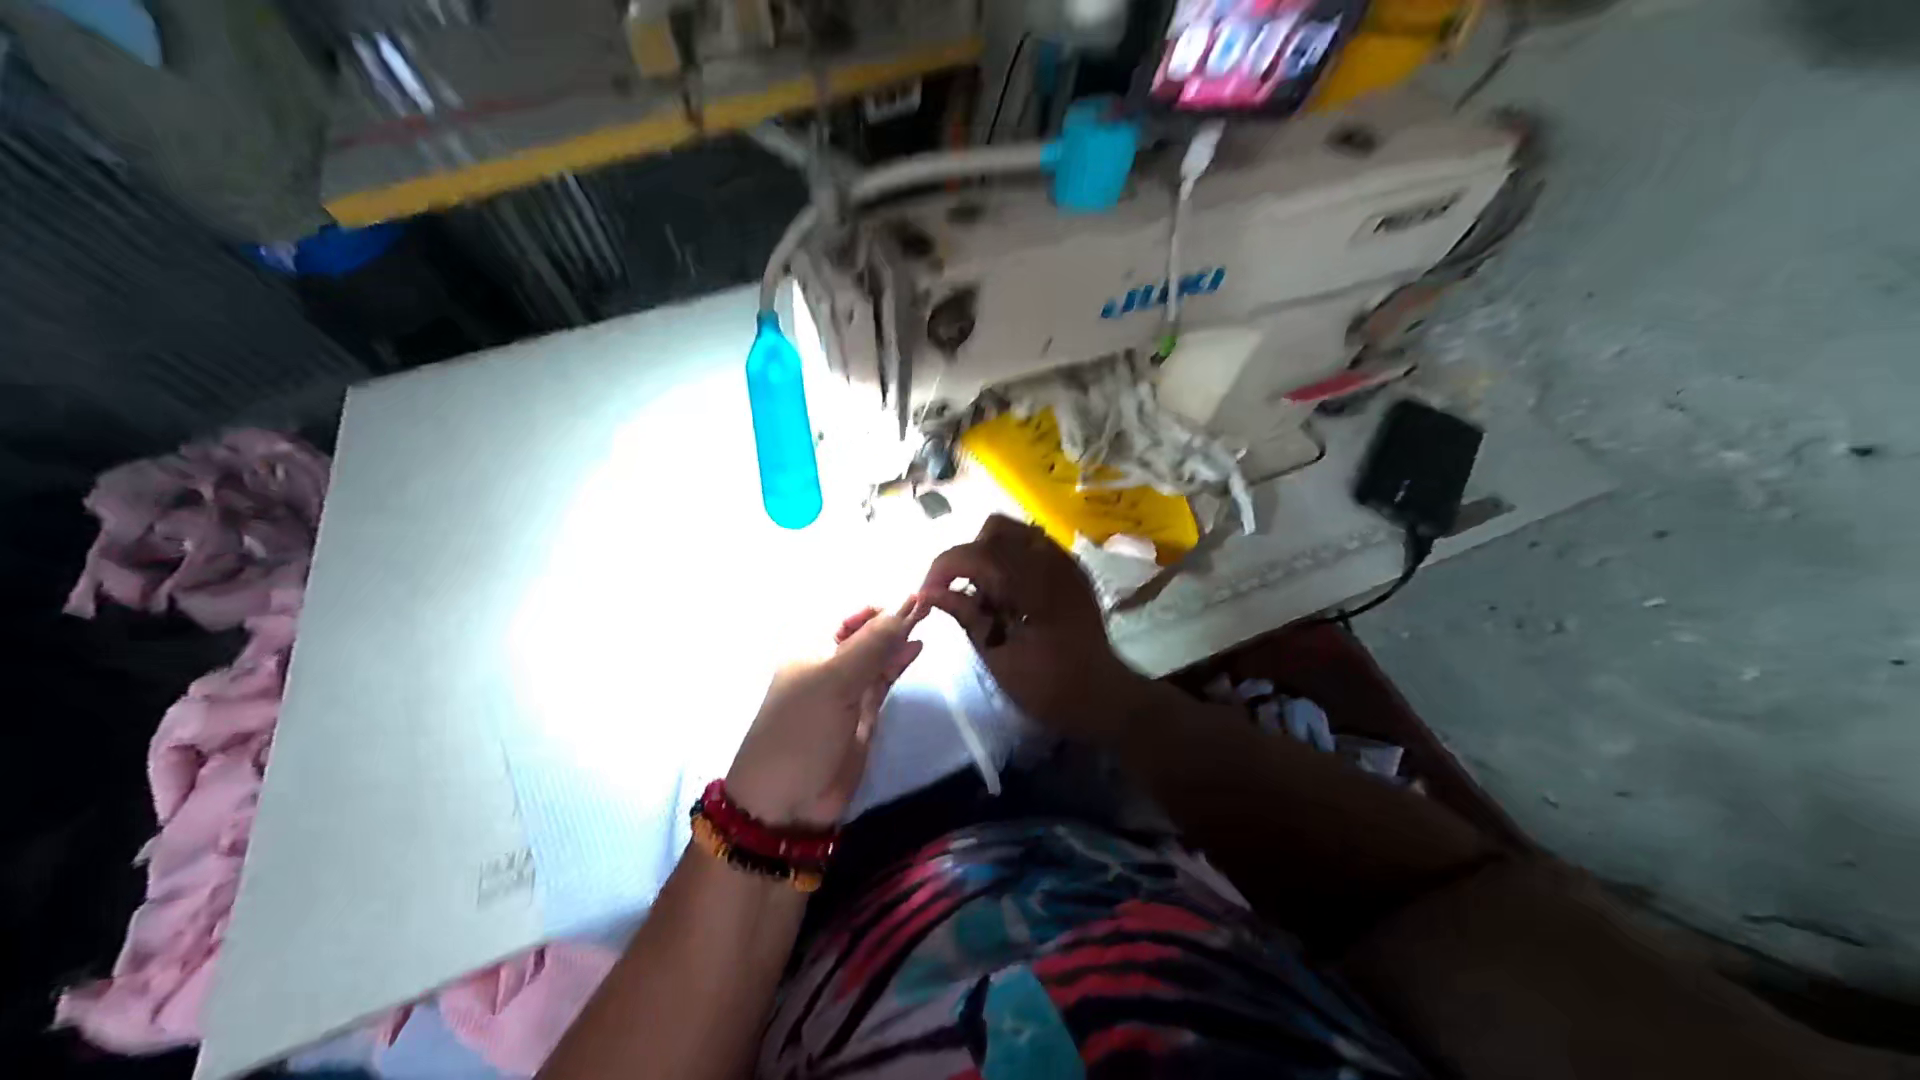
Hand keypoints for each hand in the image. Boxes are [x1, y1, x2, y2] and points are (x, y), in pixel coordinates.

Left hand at [726, 597, 928, 826]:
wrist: (788, 801)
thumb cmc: (801, 730)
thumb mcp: (835, 680)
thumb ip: (873, 644)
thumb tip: (907, 604)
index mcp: (810, 648)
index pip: (851, 615)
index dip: (881, 604)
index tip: (917, 593)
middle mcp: (829, 664)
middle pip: (867, 633)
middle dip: (894, 618)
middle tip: (931, 601)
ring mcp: (847, 690)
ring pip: (878, 655)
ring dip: (900, 638)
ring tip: (930, 616)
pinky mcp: (864, 714)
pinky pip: (884, 680)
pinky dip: (899, 663)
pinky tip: (916, 647)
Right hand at [922, 515, 1152, 739]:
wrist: (1101, 696)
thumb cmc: (1047, 685)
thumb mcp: (997, 654)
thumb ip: (965, 615)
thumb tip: (930, 593)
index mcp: (1032, 583)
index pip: (976, 553)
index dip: (943, 568)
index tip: (928, 592)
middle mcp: (1051, 561)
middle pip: (995, 530)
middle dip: (968, 556)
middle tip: (958, 590)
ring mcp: (1065, 562)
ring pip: (1016, 532)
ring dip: (990, 553)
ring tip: (985, 592)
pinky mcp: (1072, 570)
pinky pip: (1035, 546)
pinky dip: (1013, 559)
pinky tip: (1009, 593)